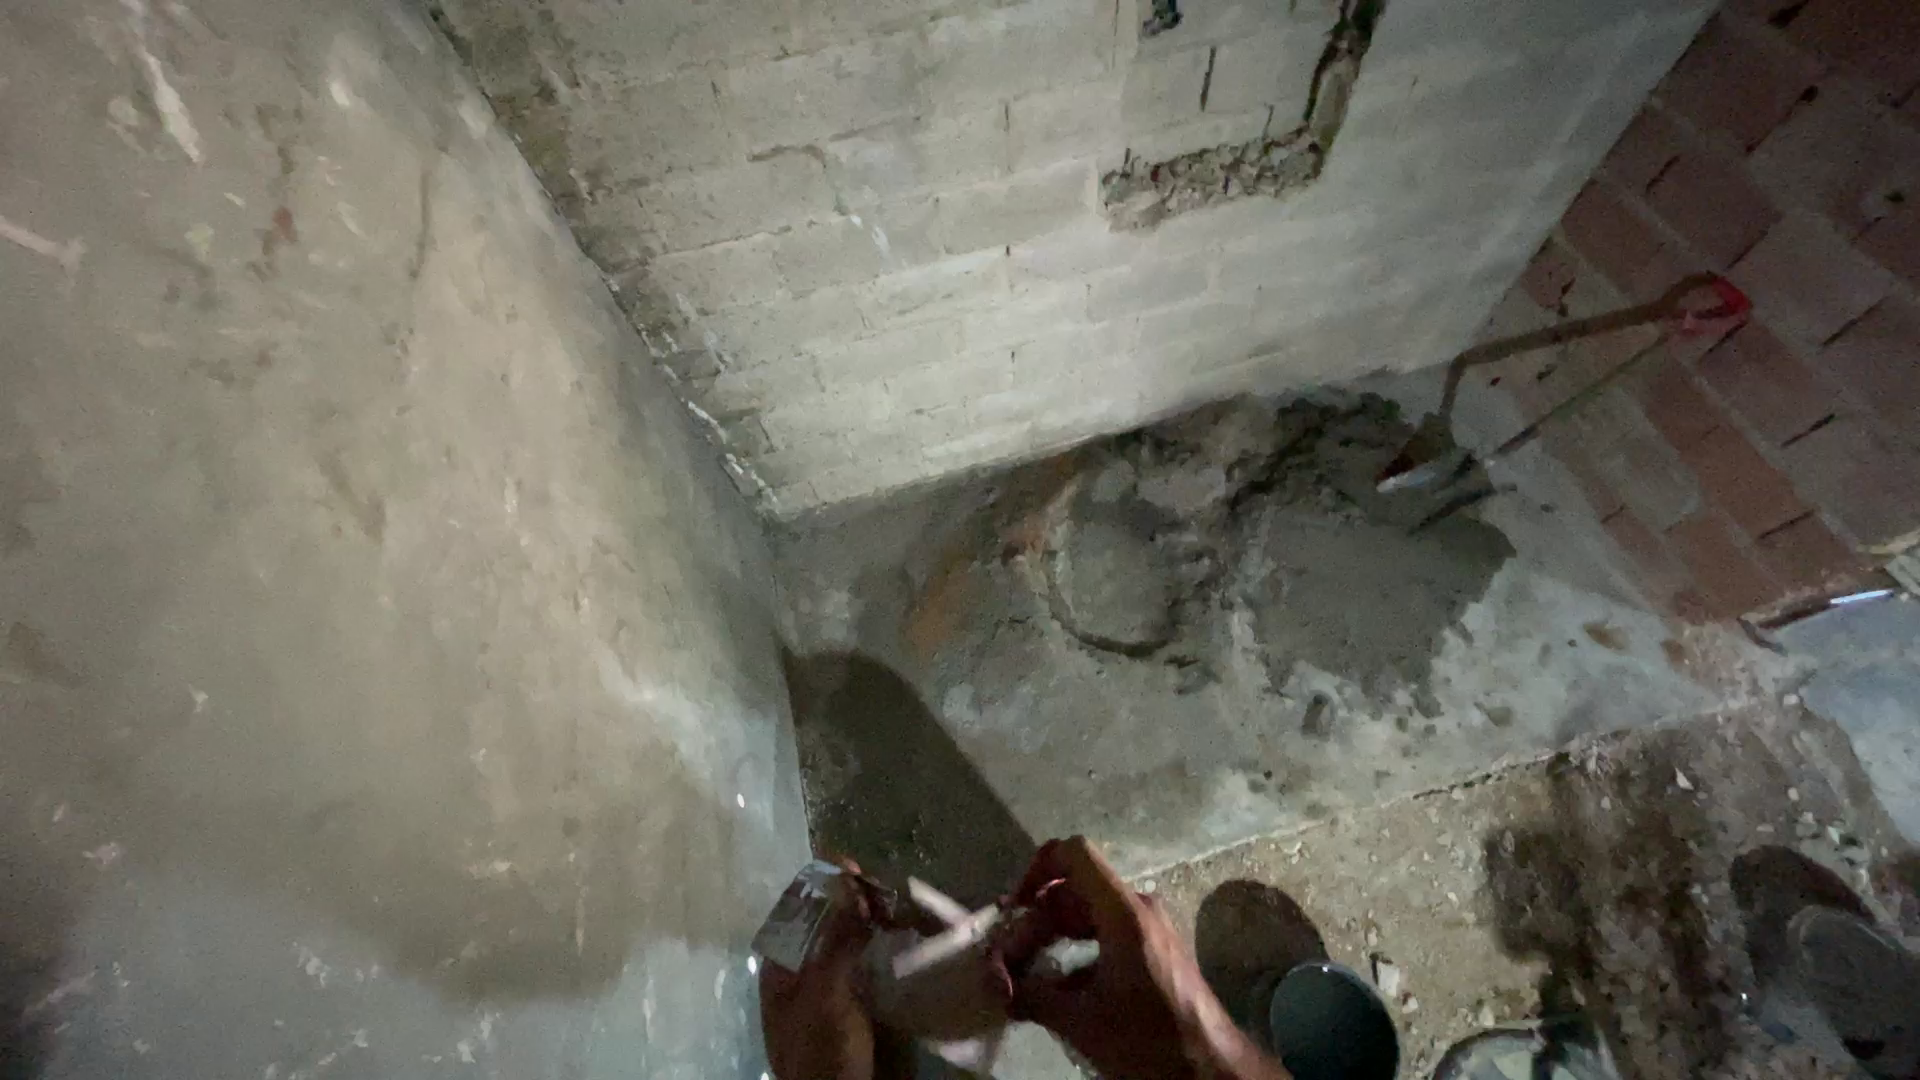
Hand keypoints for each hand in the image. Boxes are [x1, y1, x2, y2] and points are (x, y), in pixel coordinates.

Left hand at [760, 870, 877, 1079]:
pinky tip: (897, 929)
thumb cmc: (821, 1051)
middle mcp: (799, 971)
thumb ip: (837, 939)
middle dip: (849, 897)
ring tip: (892, 899)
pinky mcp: (852, 1000)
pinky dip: (877, 940)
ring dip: (866, 916)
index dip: (820, 882)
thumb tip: (850, 884)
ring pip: (845, 937)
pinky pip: (862, 958)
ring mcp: (826, 987)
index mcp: (780, 967)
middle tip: (879, 881)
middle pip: (822, 920)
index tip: (850, 863)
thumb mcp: (826, 994)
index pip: (796, 909)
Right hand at [1002, 837, 1289, 1079]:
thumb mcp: (1084, 1023)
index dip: (1038, 869)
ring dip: (1053, 935)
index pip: (1075, 853)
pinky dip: (1075, 948)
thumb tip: (995, 985)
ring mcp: (1148, 927)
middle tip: (1010, 957)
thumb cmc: (1150, 1040)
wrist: (1214, 1073)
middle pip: (1074, 889)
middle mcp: (1137, 907)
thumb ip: (1033, 996)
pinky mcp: (1153, 948)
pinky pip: (1104, 930)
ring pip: (1087, 911)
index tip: (1017, 906)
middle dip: (1037, 919)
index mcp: (1122, 911)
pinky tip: (1058, 986)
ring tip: (1027, 969)